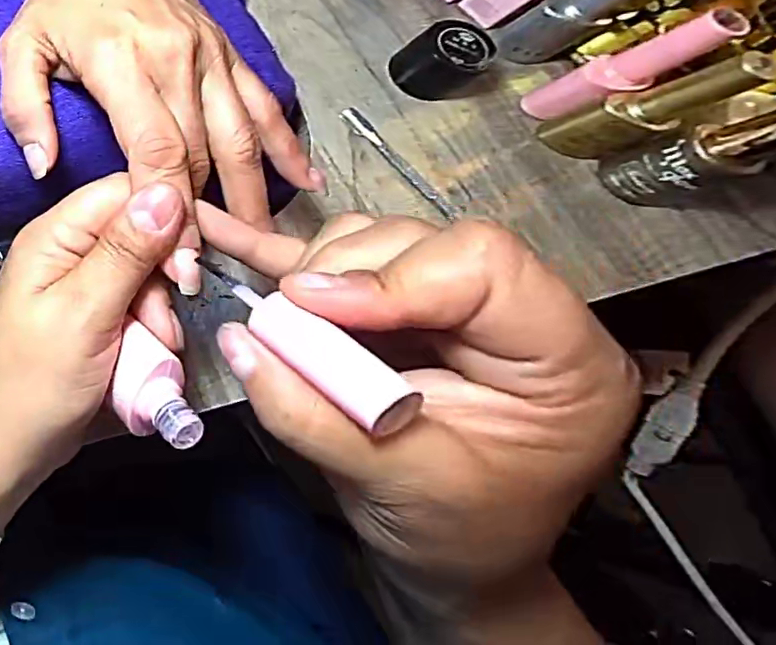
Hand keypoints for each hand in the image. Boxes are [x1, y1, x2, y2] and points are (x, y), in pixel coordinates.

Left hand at [0, 0, 319, 293]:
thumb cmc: (59, 1)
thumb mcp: (20, 47)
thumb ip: (24, 108)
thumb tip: (42, 167)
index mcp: (122, 65)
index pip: (155, 148)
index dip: (165, 208)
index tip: (170, 257)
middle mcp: (176, 62)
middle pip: (200, 154)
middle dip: (202, 218)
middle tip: (201, 274)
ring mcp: (209, 56)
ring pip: (241, 136)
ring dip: (250, 194)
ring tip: (258, 246)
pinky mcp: (225, 51)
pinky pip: (263, 101)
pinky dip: (285, 142)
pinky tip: (304, 180)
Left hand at [0, 176, 184, 519]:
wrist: (12, 442)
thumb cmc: (36, 380)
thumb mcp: (84, 313)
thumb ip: (124, 253)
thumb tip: (164, 190)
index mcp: (52, 234)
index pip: (121, 190)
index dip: (164, 216)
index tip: (187, 264)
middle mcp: (65, 246)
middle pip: (139, 227)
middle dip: (163, 271)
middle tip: (163, 317)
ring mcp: (78, 277)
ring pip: (145, 267)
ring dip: (160, 305)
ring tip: (153, 343)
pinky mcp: (94, 307)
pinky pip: (138, 298)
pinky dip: (152, 323)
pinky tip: (150, 351)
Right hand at [200, 206, 638, 630]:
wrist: (445, 546)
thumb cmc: (455, 528)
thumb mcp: (396, 484)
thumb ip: (314, 416)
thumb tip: (239, 342)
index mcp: (554, 356)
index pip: (481, 266)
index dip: (391, 277)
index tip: (316, 308)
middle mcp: (501, 310)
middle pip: (410, 242)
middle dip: (335, 274)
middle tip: (290, 321)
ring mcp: (434, 297)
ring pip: (362, 237)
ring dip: (306, 269)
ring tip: (282, 316)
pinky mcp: (375, 297)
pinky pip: (321, 255)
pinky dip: (267, 248)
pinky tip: (221, 229)